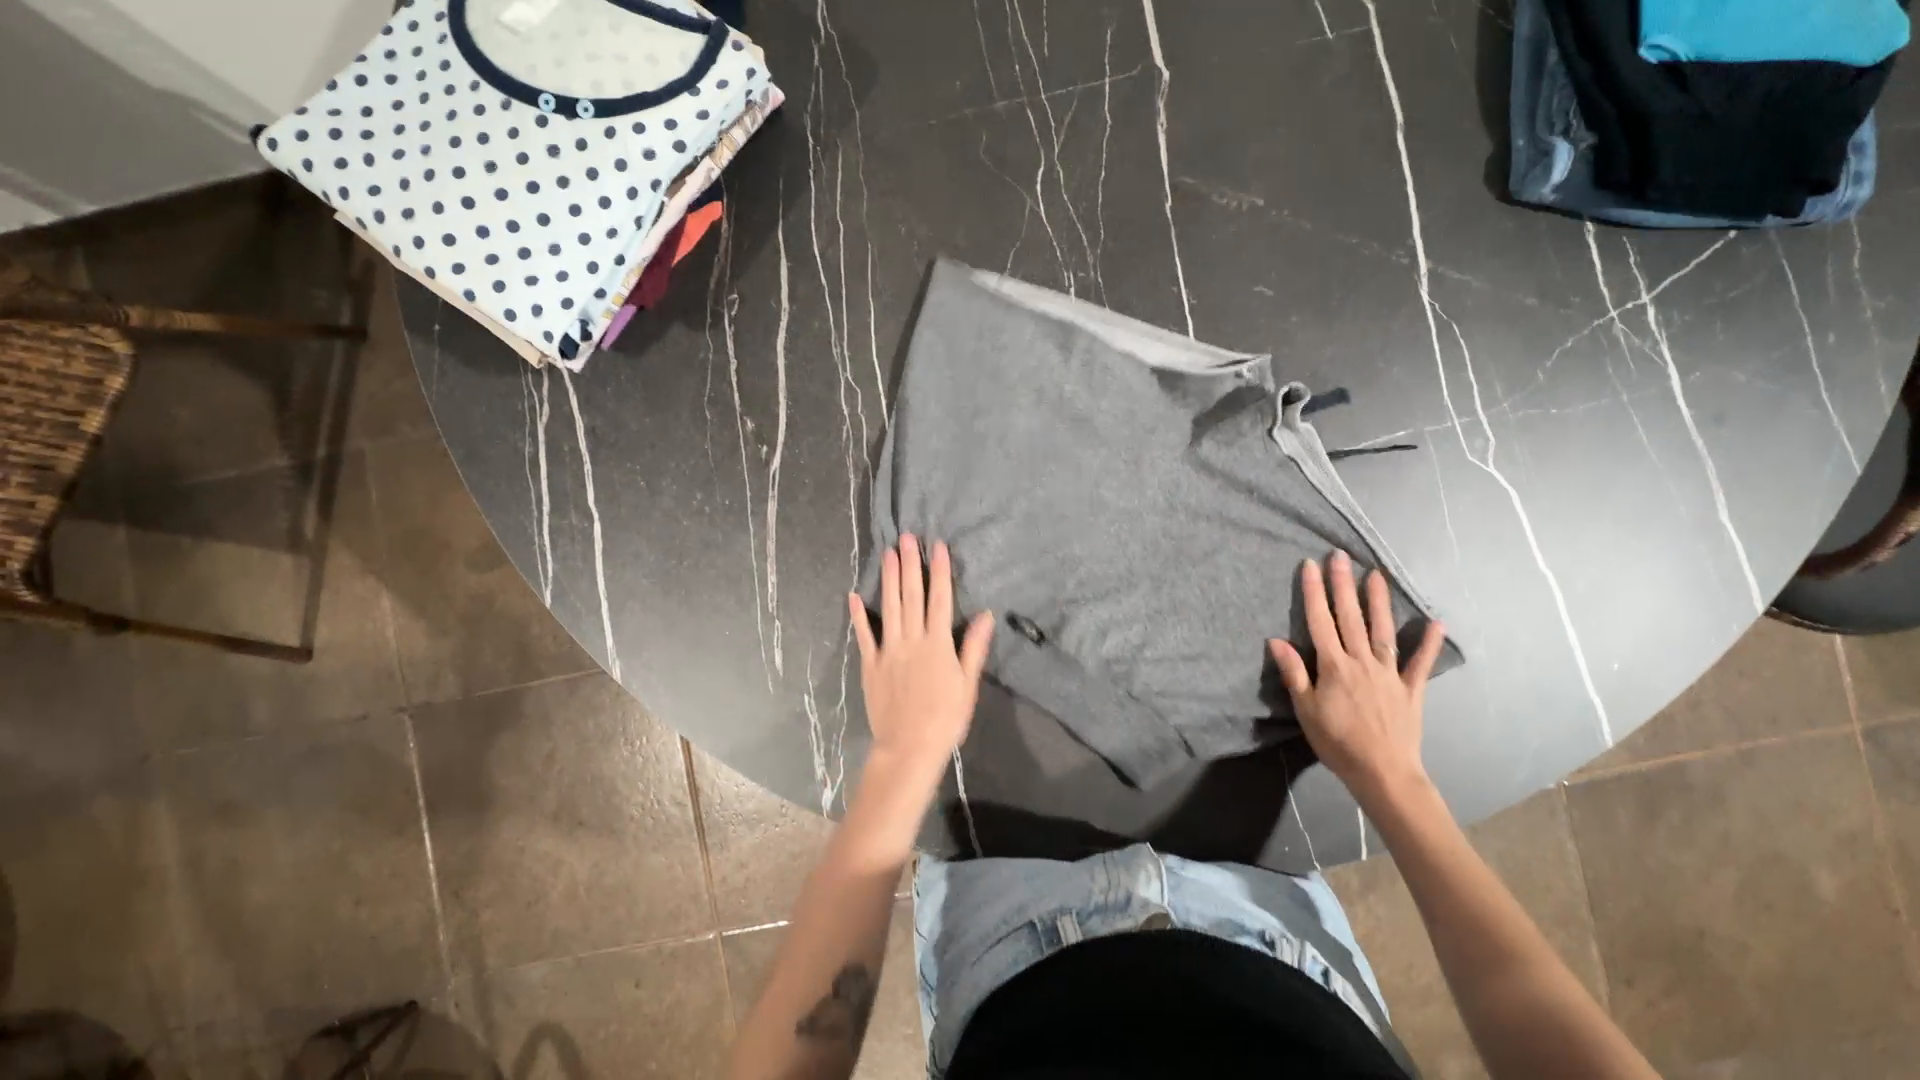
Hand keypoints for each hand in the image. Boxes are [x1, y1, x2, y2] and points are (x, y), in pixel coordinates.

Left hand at [849, 535, 994, 775]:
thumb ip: (974, 648)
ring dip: (888, 579)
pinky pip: (864, 635)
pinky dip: (859, 615)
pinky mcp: (870, 665)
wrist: (909, 746)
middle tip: (906, 538)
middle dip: (910, 565)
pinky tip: (854, 595)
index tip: (937, 546)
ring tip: (887, 554)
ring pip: (889, 608)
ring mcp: (888, 651)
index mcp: (938, 644)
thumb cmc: (946, 718)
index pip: (940, 599)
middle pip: (912, 596)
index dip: (939, 571)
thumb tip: (986, 615)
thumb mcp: (968, 684)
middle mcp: (912, 640)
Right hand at [1269, 550, 1446, 805]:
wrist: (1382, 772)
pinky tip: (1436, 622)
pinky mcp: (1411, 689)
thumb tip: (1276, 640)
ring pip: (1383, 630)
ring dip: (1379, 601)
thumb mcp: (1305, 711)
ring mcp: (1389, 673)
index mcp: (1334, 666)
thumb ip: (1294, 673)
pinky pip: (1421, 662)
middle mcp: (1362, 662)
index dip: (1313, 592)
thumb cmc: (1337, 743)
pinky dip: (1429, 643)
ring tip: (1376, 574)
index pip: (1320, 621)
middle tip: (1339, 556)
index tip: (1310, 566)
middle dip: (1343, 585)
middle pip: (1350, 617)